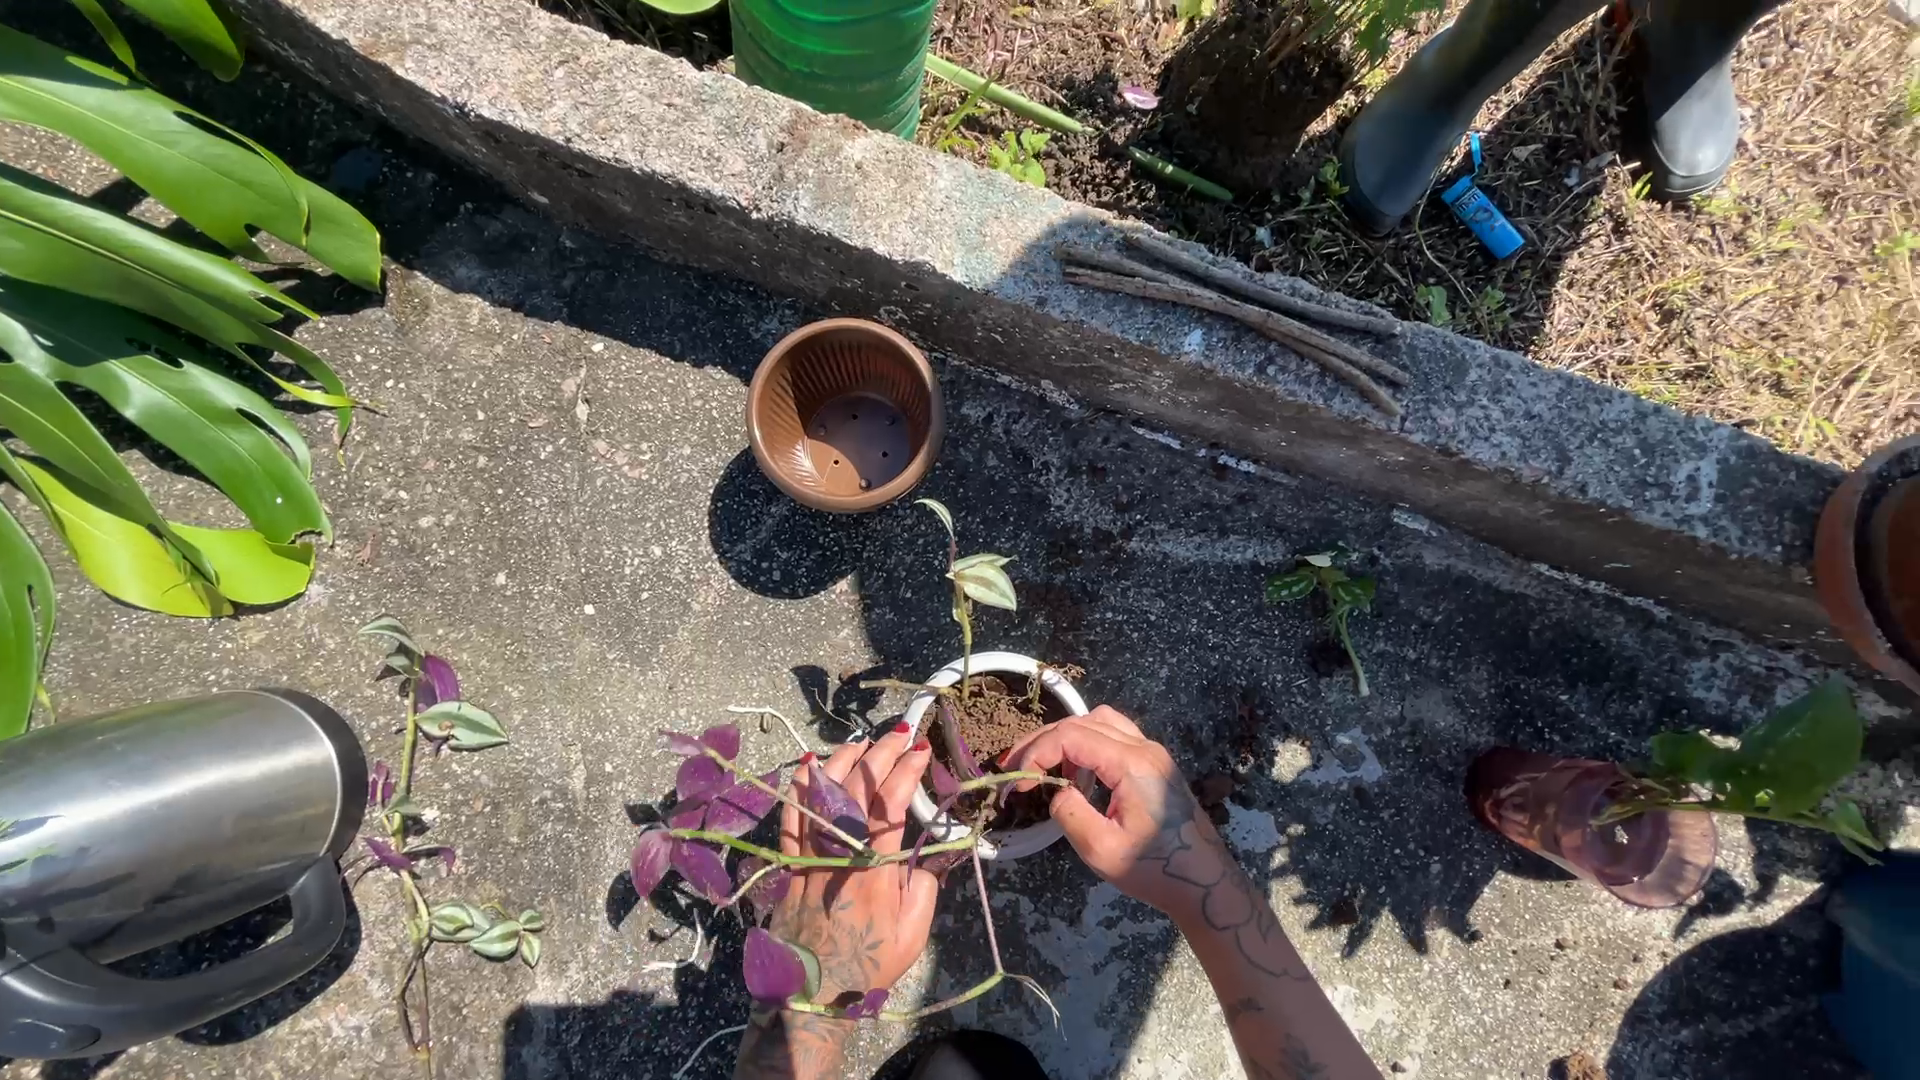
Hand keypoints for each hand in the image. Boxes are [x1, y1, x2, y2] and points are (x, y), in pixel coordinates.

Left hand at [772, 723, 939, 999]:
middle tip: (899, 732)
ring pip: (822, 794)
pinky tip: (808, 764)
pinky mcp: (788, 863)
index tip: (920, 749)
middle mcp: (840, 854)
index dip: (906, 770)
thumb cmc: (870, 963)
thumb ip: (925, 885)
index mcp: (875, 869)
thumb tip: (926, 850)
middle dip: (881, 753)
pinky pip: (789, 817)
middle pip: (857, 788)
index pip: (889, 804)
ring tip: (863, 741)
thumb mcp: (914, 931)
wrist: (814, 994)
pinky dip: (798, 788)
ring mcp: (809, 855)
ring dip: (843, 760)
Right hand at [1004, 706, 1229, 925]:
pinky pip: (1114, 737)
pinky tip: (1077, 774)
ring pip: (1099, 722)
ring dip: (1066, 737)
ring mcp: (1152, 753)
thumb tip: (1056, 791)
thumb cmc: (1156, 871)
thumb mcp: (1101, 849)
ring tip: (1044, 766)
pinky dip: (1087, 745)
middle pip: (1082, 721)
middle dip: (1043, 741)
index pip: (1071, 736)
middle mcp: (1143, 748)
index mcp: (1132, 763)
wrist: (1207, 886)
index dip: (1037, 753)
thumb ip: (1069, 812)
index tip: (1019, 782)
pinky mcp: (1154, 764)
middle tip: (1016, 765)